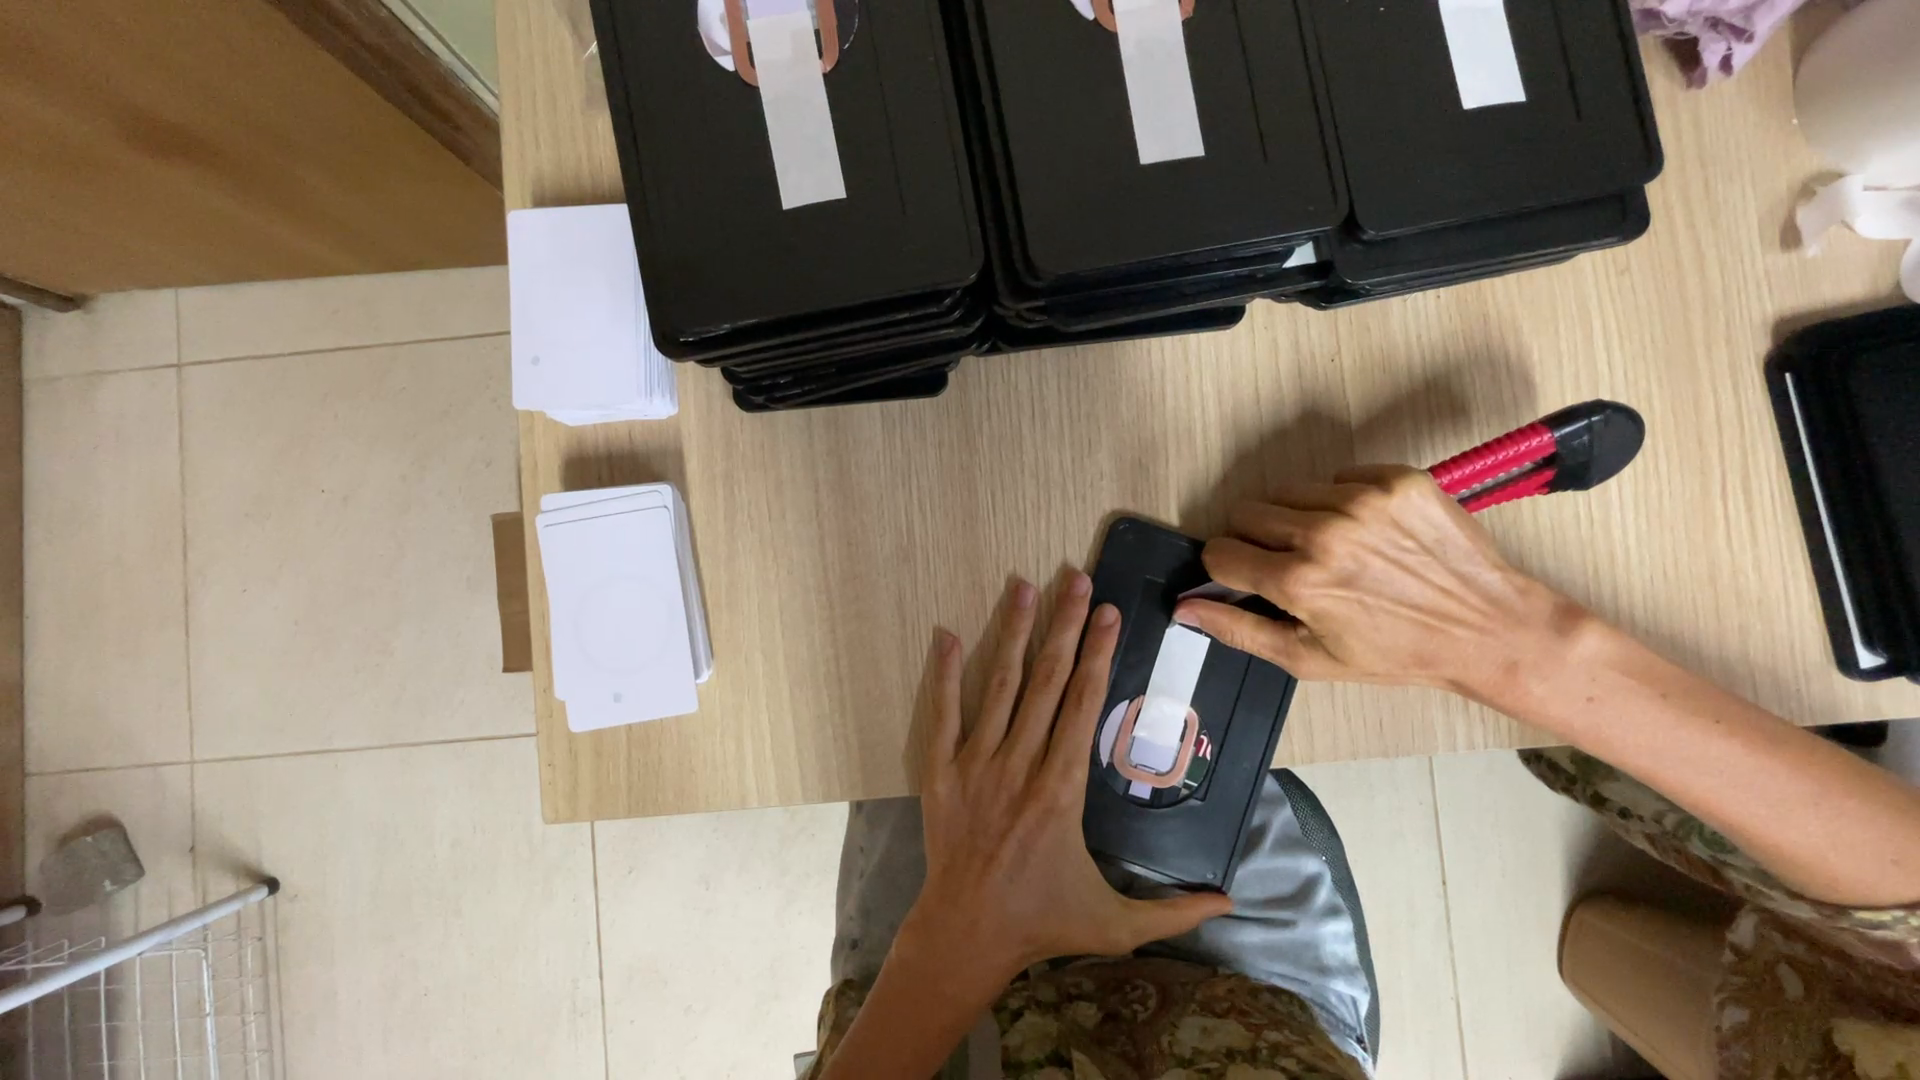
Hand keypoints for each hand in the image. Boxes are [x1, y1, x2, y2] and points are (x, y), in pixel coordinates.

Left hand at [901, 571, 1233, 988]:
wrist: (966, 934)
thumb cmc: (1043, 921)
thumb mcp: (1116, 924)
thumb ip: (1174, 912)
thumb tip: (1232, 903)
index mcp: (1063, 788)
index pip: (1084, 704)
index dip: (1097, 653)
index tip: (1108, 613)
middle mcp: (1020, 764)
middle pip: (1047, 681)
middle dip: (1064, 626)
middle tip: (1075, 578)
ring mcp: (976, 764)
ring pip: (999, 686)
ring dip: (1013, 633)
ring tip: (1023, 586)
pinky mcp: (941, 772)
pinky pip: (941, 714)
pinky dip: (943, 674)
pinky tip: (947, 634)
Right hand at [1173, 465, 1582, 698]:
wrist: (1490, 629)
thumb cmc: (1396, 653)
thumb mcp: (1308, 659)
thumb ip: (1238, 630)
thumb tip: (1184, 608)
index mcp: (1298, 581)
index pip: (1220, 552)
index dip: (1228, 570)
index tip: (1248, 580)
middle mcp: (1324, 532)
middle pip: (1245, 513)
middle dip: (1255, 540)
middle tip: (1290, 565)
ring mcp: (1362, 500)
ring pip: (1286, 492)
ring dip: (1295, 518)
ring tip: (1332, 548)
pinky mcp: (1396, 479)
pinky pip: (1336, 477)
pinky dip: (1339, 500)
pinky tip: (1366, 531)